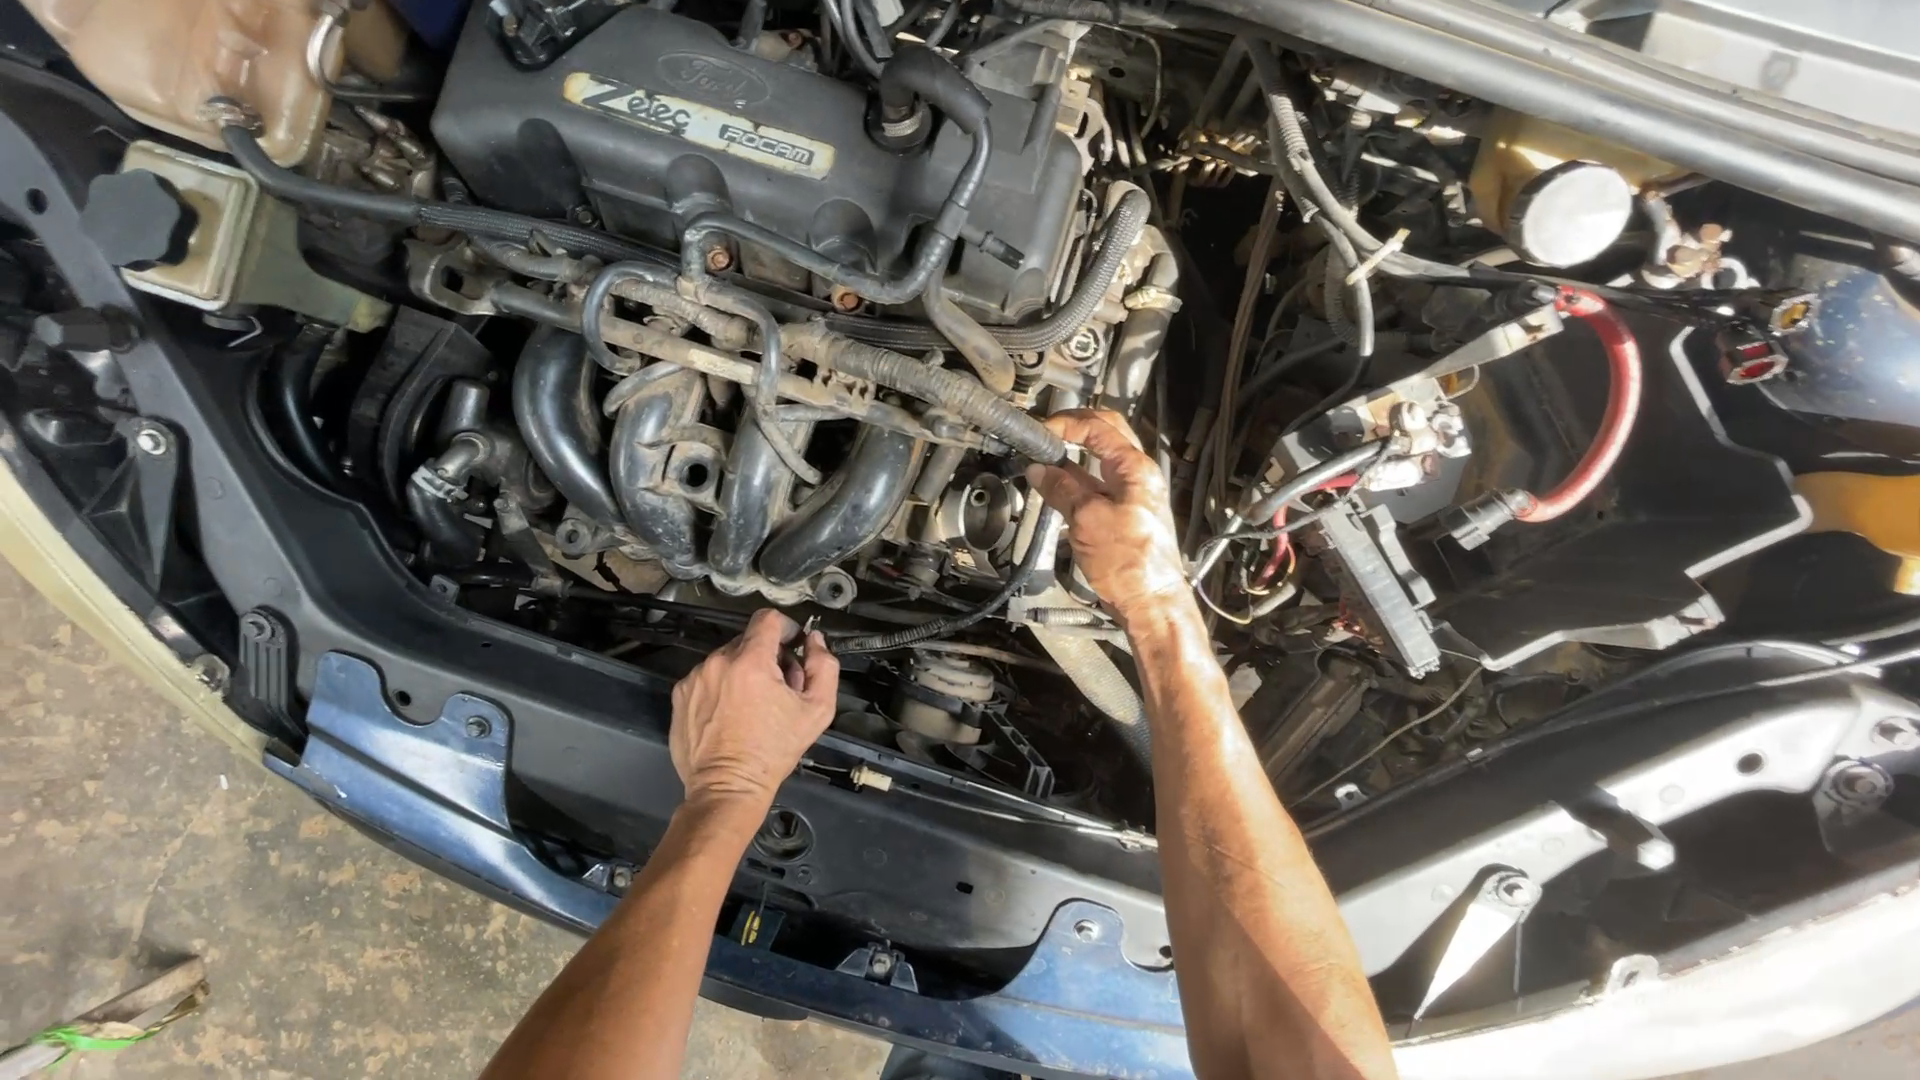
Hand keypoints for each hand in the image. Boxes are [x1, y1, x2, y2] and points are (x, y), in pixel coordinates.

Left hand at [669, 609, 838, 808]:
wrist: (727, 787)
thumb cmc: (773, 751)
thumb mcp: (817, 709)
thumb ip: (824, 666)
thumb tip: (814, 641)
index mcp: (750, 661)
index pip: (768, 619)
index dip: (787, 628)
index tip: (793, 646)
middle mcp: (718, 662)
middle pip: (749, 641)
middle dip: (768, 657)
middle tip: (779, 688)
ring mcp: (695, 678)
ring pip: (727, 659)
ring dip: (743, 672)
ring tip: (754, 706)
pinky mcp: (680, 695)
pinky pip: (707, 677)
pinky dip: (722, 687)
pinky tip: (731, 714)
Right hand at [1024, 409, 1187, 625]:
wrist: (1150, 602)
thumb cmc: (1130, 564)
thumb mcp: (1087, 519)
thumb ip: (1062, 489)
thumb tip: (1039, 470)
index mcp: (1136, 469)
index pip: (1100, 427)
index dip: (1067, 423)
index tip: (1042, 431)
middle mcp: (1137, 478)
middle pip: (1105, 437)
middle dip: (1074, 429)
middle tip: (1046, 433)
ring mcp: (1131, 497)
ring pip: (1098, 464)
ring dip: (1071, 459)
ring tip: (1043, 462)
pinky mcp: (1122, 517)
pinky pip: (1096, 489)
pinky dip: (1075, 483)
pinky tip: (1055, 490)